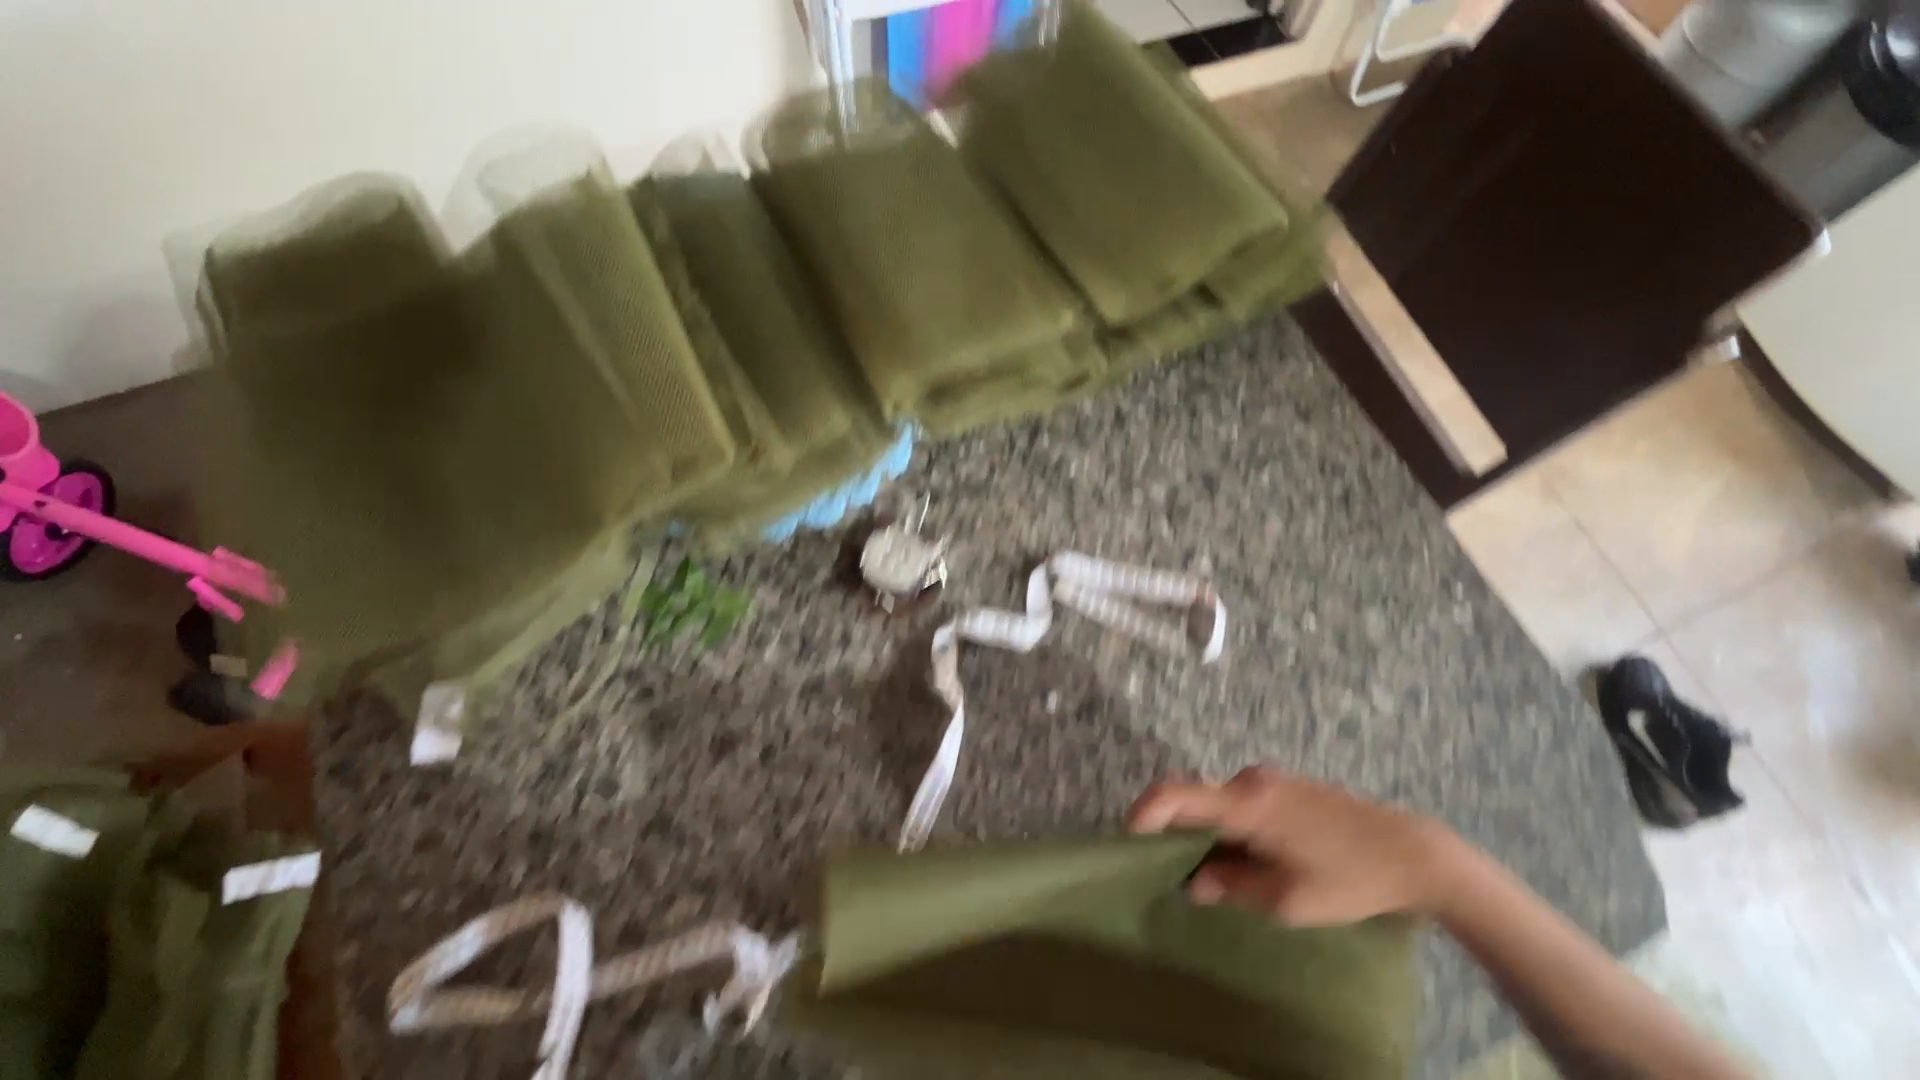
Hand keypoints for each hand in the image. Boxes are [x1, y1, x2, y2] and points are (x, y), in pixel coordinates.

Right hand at [1129, 766, 1460, 925]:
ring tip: (1219, 876)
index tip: (1128, 843)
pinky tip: (1252, 860)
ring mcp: (1272, 780)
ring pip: (1219, 803)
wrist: (1415, 854)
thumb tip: (1195, 880)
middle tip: (1176, 875)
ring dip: (1210, 834)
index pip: (1175, 794)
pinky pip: (1241, 803)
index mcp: (1247, 804)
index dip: (1143, 813)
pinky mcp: (1288, 787)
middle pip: (1195, 799)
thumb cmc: (1350, 879)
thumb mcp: (1286, 900)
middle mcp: (1252, 781)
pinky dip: (1232, 828)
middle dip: (1178, 834)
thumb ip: (1232, 886)